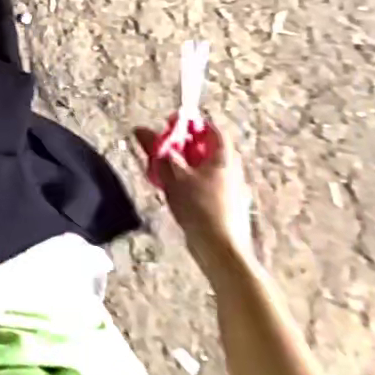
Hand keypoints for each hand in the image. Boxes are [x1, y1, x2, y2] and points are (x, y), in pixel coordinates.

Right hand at [133, 119, 254, 277]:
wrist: (221, 250)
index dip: (191, 124)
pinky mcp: (229, 207)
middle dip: (185, 145)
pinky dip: (193, 181)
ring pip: (208, 168)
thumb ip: (157, 150)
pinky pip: (209, 185)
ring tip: (165, 171)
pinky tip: (178, 193)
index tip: (171, 124)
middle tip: (164, 148)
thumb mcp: (172, 175)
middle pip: (209, 149)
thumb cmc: (199, 207)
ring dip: (187, 164)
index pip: (213, 131)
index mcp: (225, 160)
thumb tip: (140, 129)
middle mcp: (234, 172)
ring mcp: (234, 191)